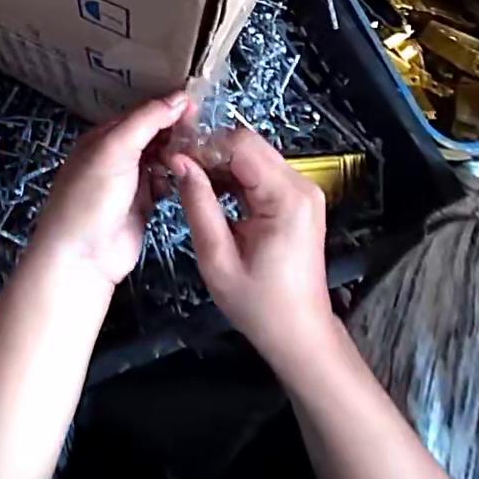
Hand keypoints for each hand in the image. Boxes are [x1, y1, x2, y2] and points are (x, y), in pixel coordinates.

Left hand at [27, 92, 187, 289]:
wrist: (83, 258)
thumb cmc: (93, 196)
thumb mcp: (115, 149)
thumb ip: (146, 120)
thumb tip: (180, 96)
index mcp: (105, 136)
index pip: (142, 113)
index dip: (168, 108)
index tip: (198, 108)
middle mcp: (117, 154)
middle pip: (154, 134)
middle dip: (177, 132)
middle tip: (207, 134)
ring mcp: (130, 180)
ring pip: (162, 158)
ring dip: (179, 155)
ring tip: (202, 155)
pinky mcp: (143, 203)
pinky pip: (165, 182)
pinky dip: (176, 179)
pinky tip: (190, 178)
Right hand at [171, 130, 336, 363]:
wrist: (301, 335)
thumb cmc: (259, 305)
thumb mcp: (217, 258)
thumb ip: (198, 203)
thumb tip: (179, 160)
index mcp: (286, 198)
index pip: (241, 144)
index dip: (204, 146)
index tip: (175, 159)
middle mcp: (301, 185)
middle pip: (248, 143)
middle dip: (211, 152)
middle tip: (180, 170)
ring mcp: (303, 190)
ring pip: (253, 153)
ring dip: (221, 163)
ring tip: (192, 182)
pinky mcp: (298, 198)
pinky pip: (261, 171)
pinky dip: (235, 175)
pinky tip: (214, 192)